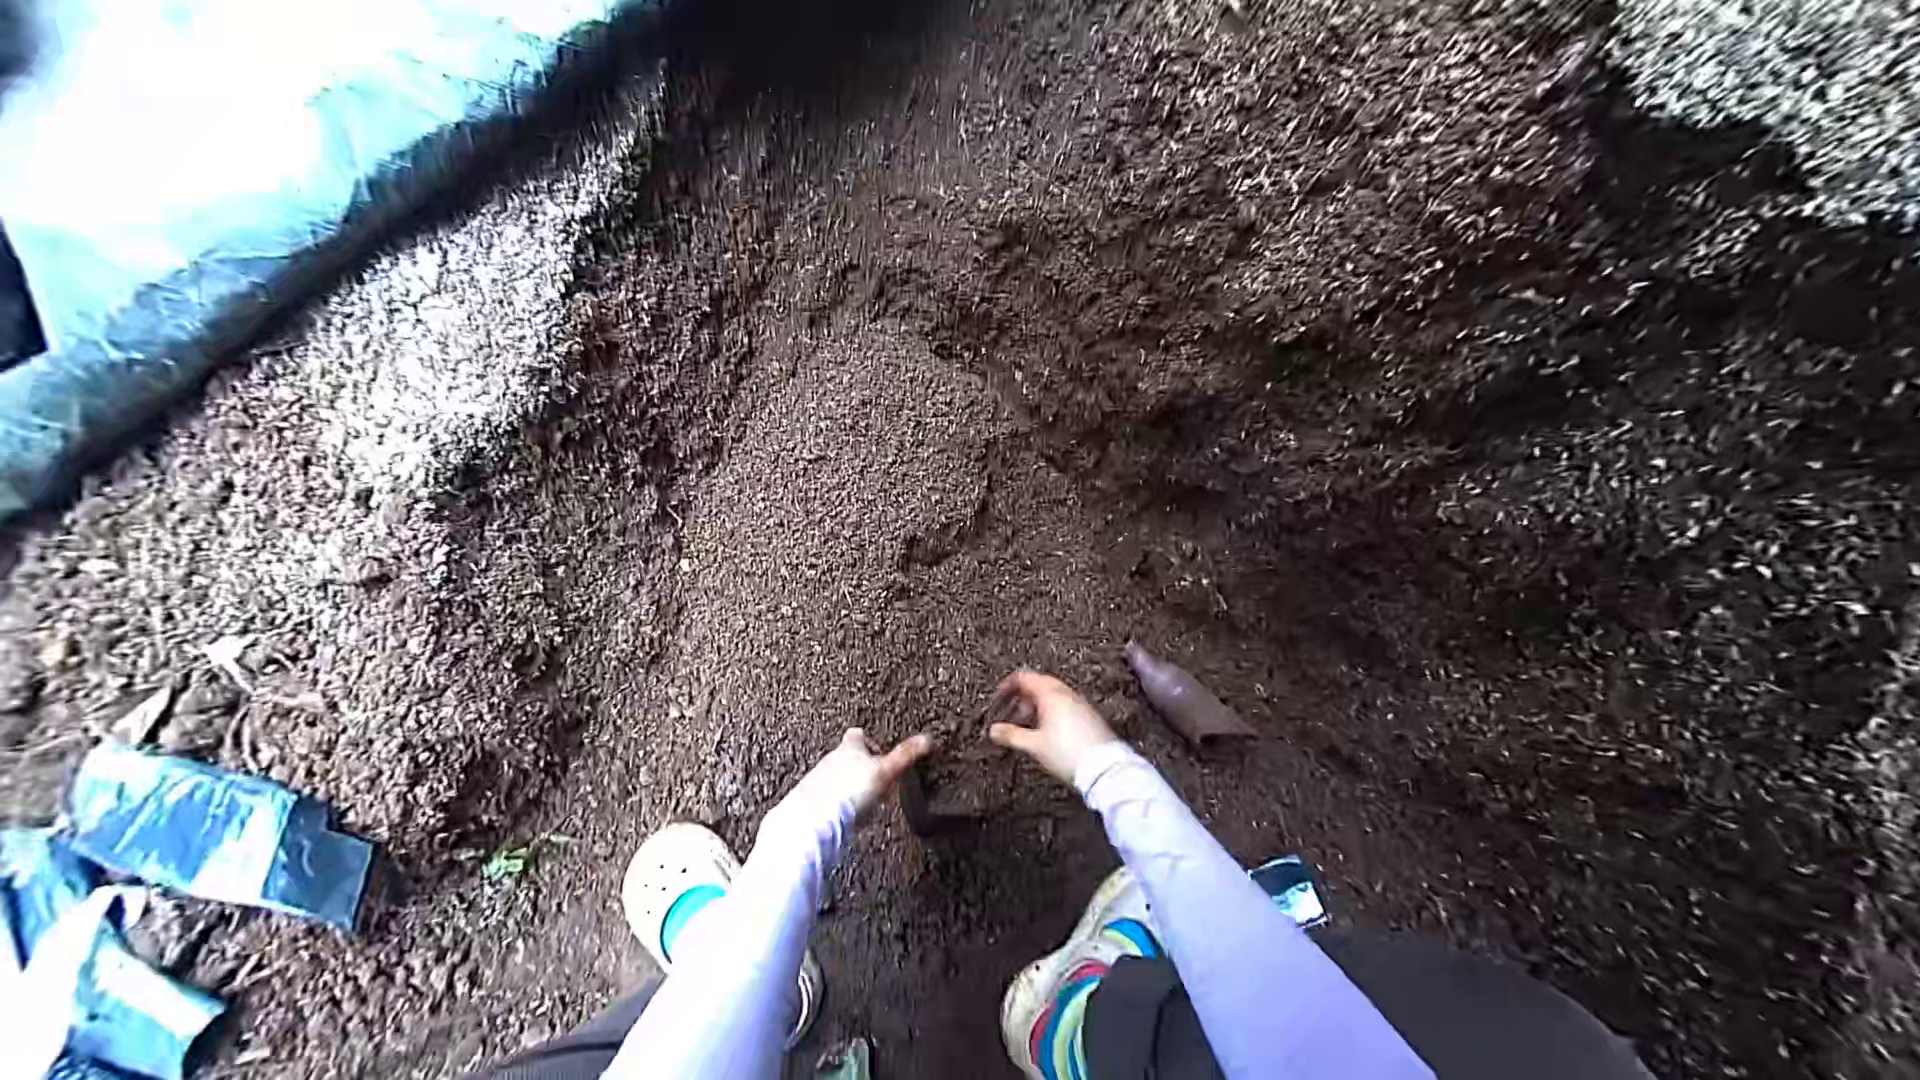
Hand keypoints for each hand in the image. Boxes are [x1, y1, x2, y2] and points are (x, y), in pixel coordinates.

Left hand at [780, 728, 935, 824]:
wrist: (813, 820)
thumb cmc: (846, 792)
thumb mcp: (885, 771)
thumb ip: (904, 755)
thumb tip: (926, 740)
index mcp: (849, 747)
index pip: (860, 735)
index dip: (871, 743)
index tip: (881, 754)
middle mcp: (831, 759)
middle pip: (848, 758)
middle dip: (861, 770)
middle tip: (877, 786)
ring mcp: (818, 780)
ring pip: (837, 780)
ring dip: (849, 790)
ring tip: (863, 808)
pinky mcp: (810, 802)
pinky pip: (827, 801)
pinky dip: (838, 808)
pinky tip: (846, 821)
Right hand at [985, 670, 1118, 783]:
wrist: (1103, 768)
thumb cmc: (1070, 754)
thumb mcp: (1034, 745)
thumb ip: (1011, 735)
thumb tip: (994, 730)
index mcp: (1051, 694)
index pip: (1025, 677)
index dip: (1009, 685)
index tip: (999, 694)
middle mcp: (1067, 694)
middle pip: (1040, 683)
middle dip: (1023, 694)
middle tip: (1011, 707)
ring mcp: (1080, 704)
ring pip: (1053, 694)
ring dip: (1037, 703)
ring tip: (1027, 721)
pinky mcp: (1089, 716)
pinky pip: (1065, 704)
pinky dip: (1052, 710)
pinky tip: (1048, 728)